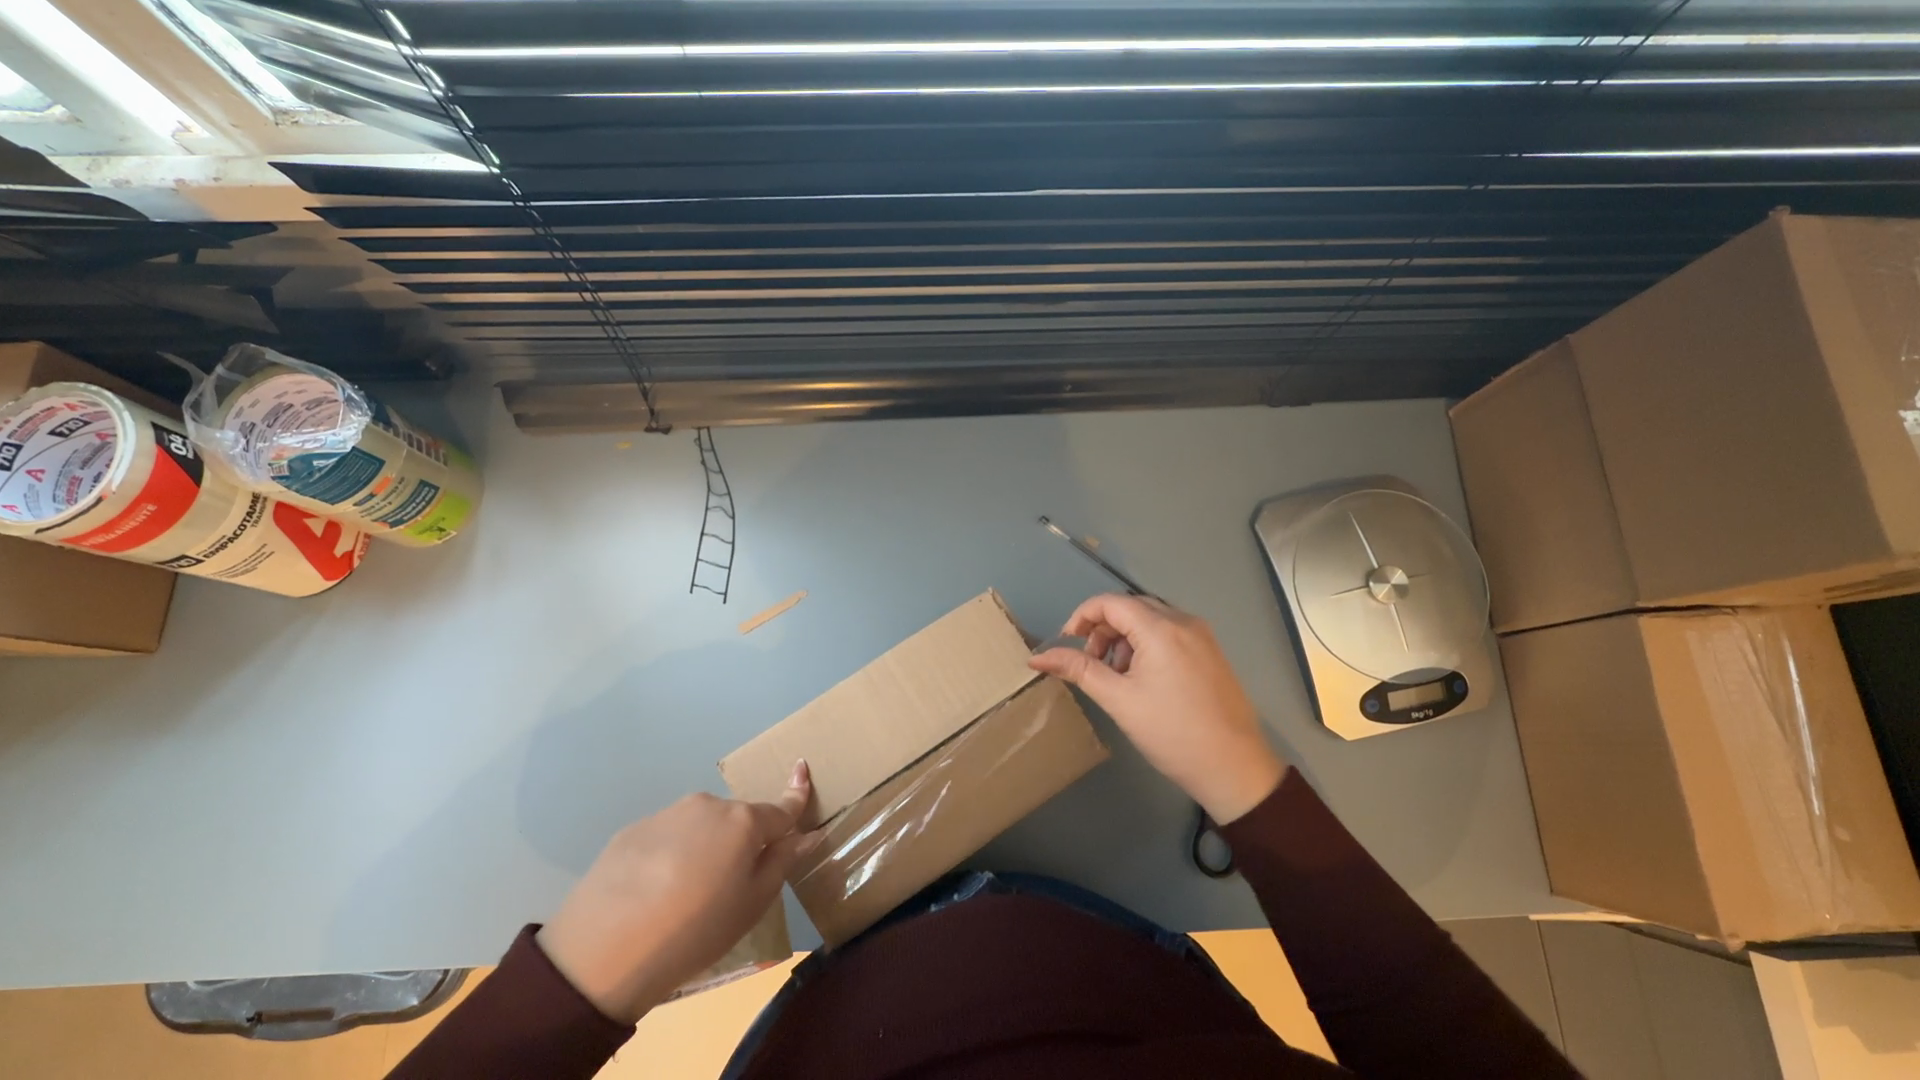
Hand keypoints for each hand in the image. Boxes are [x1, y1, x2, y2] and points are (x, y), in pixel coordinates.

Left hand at [536, 762, 820, 1022]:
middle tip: (731, 886)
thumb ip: (781, 862)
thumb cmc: (695, 931)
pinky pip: (667, 838)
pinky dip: (671, 856)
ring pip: (700, 827)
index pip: (780, 807)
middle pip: (737, 819)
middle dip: (742, 840)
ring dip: (704, 848)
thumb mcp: (752, 905)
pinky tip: (654, 892)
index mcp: (742, 822)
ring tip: (687, 894)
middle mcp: (707, 806)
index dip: (796, 794)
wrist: (604, 951)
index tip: (802, 770)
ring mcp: (666, 814)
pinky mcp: (632, 830)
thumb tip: (806, 834)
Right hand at [1030, 594, 1285, 823]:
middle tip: (1090, 663)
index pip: (1110, 603)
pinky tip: (1142, 680)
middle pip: (1131, 607)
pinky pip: (1170, 633)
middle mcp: (1184, 621)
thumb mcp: (1119, 700)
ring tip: (1115, 677)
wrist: (1234, 768)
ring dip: (1124, 639)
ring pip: (1151, 620)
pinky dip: (1147, 646)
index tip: (1065, 646)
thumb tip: (1037, 657)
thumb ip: (1079, 670)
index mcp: (1161, 628)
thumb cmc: (1171, 733)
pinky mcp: (1211, 653)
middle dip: (1102, 629)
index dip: (1081, 617)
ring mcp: (1202, 636)